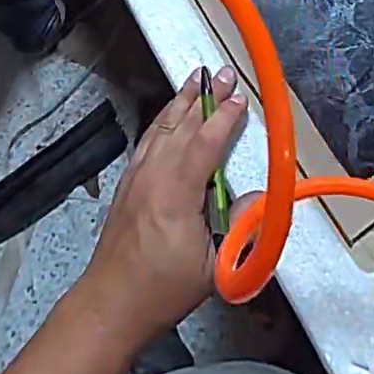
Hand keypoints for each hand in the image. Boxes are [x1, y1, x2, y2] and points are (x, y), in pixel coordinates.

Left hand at [72, 66, 252, 345]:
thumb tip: (261, 198)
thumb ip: (240, 229)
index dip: (223, 118)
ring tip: (196, 78)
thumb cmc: (160, 288)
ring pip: (163, 125)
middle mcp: (154, 174)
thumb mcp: (213, 268)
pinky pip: (149, 136)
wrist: (112, 299)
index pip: (204, 143)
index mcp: (175, 193)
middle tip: (223, 73)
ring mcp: (138, 173)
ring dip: (182, 99)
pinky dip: (164, 117)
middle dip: (205, 96)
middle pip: (183, 124)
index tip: (239, 98)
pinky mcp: (130, 178)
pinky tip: (170, 111)